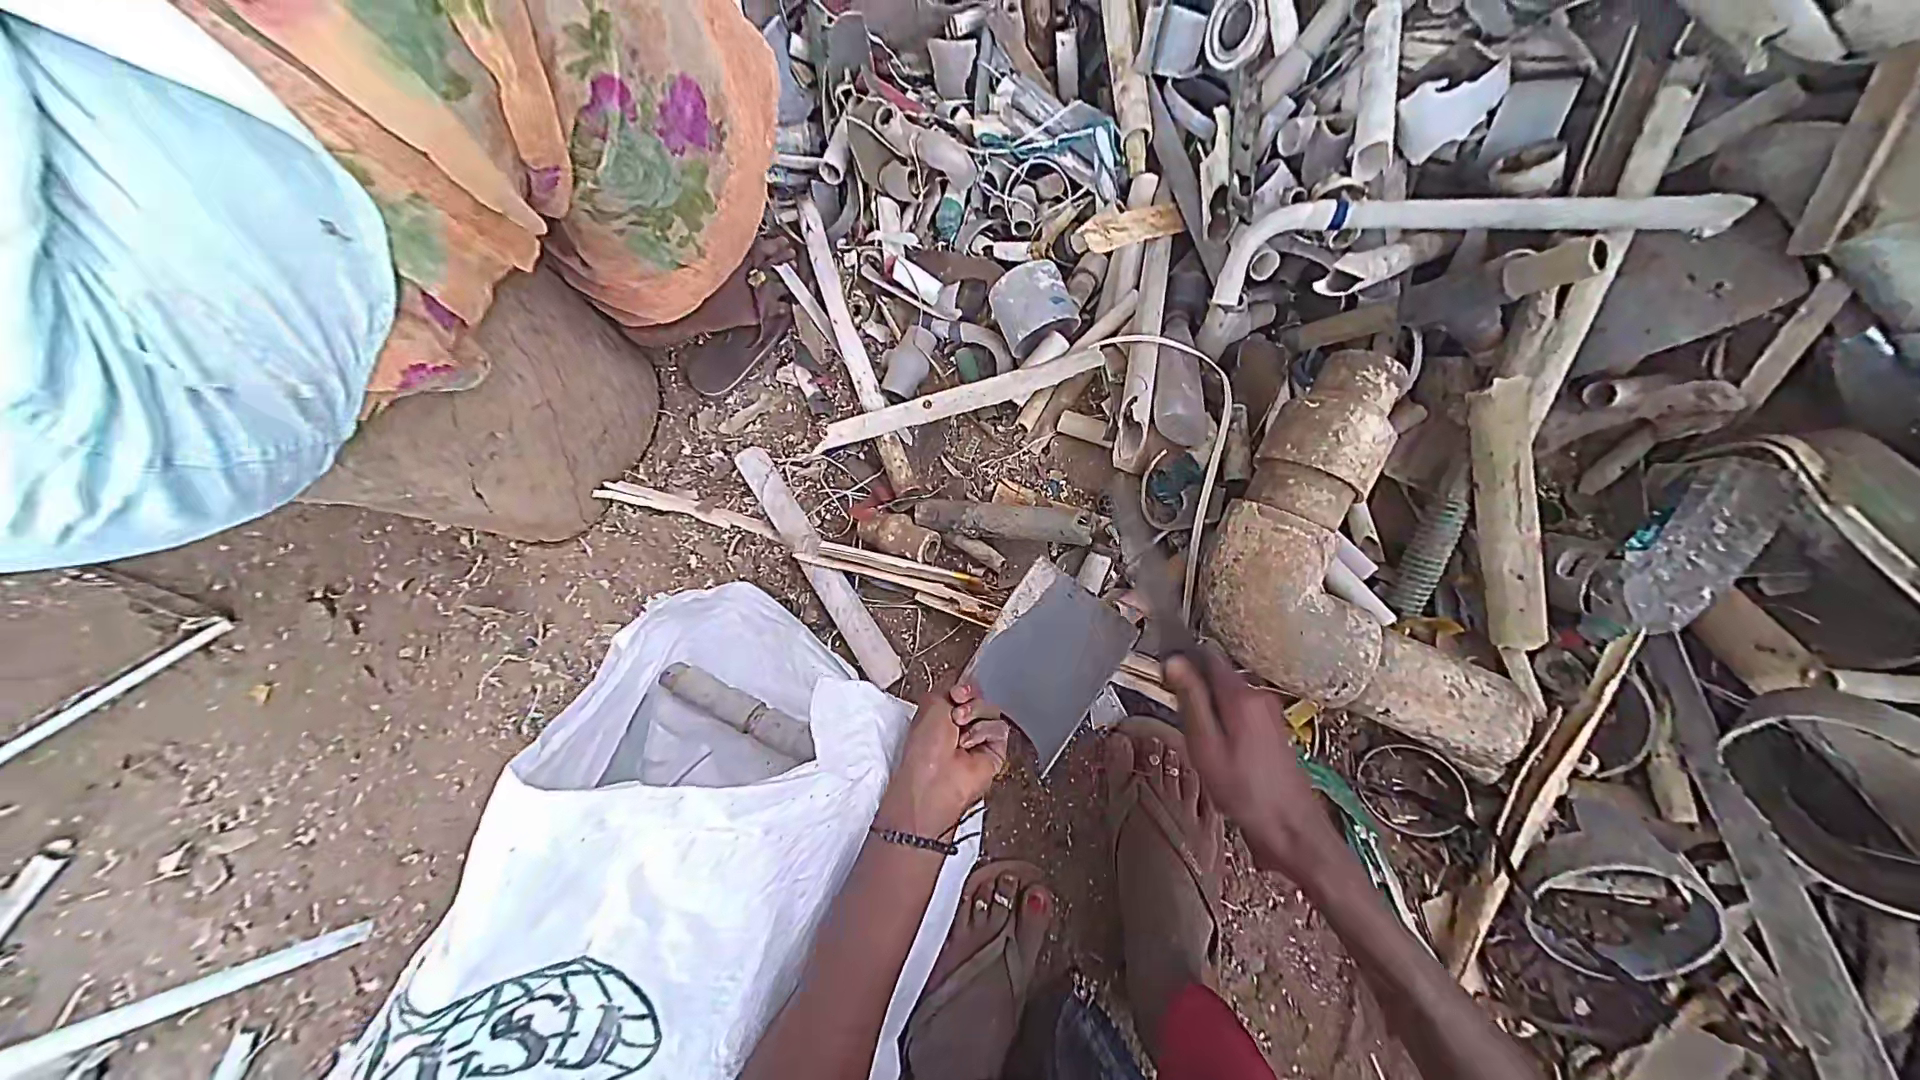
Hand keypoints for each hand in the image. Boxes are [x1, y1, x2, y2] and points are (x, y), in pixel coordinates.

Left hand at [874, 683, 1008, 838]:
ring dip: (976, 716)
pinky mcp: (994, 751)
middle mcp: (962, 726)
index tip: (957, 693)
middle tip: (957, 714)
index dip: (964, 688)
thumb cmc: (924, 747)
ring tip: (961, 730)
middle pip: (981, 698)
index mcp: (944, 713)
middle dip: (970, 702)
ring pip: (992, 710)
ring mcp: (978, 738)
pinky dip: (984, 732)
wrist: (933, 778)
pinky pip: (1000, 729)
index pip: (966, 690)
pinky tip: (970, 744)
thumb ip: (950, 686)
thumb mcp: (931, 703)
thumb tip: (966, 683)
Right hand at [1164, 647, 1341, 876]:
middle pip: (1217, 675)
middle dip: (1194, 688)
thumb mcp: (1205, 743)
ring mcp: (1269, 713)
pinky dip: (1224, 721)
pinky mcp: (1273, 729)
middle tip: (1178, 716)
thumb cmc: (1244, 790)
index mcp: (1241, 695)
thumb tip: (1174, 661)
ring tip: (1198, 738)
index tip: (1164, 678)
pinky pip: (1239, 711)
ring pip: (1227, 695)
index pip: (1207, 656)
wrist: (1291, 828)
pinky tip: (1219, 749)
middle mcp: (1259, 696)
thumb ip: (1190, 699)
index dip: (1182, 661)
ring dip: (1208, 707)